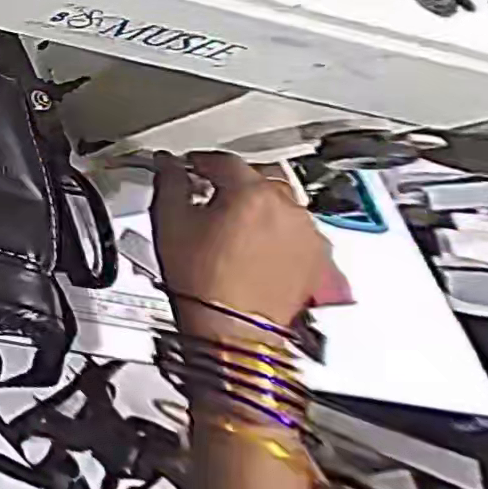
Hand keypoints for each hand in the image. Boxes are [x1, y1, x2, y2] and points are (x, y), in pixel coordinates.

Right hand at [150, 151, 334, 340]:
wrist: (232, 328)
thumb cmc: (203, 280)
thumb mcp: (169, 218)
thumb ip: (169, 180)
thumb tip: (169, 165)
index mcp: (252, 193)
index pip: (223, 160)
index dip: (198, 161)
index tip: (187, 167)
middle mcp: (288, 210)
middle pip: (256, 177)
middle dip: (230, 181)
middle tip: (205, 191)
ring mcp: (307, 236)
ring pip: (279, 203)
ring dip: (255, 204)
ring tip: (227, 220)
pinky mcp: (317, 260)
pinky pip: (295, 229)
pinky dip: (274, 228)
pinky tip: (249, 242)